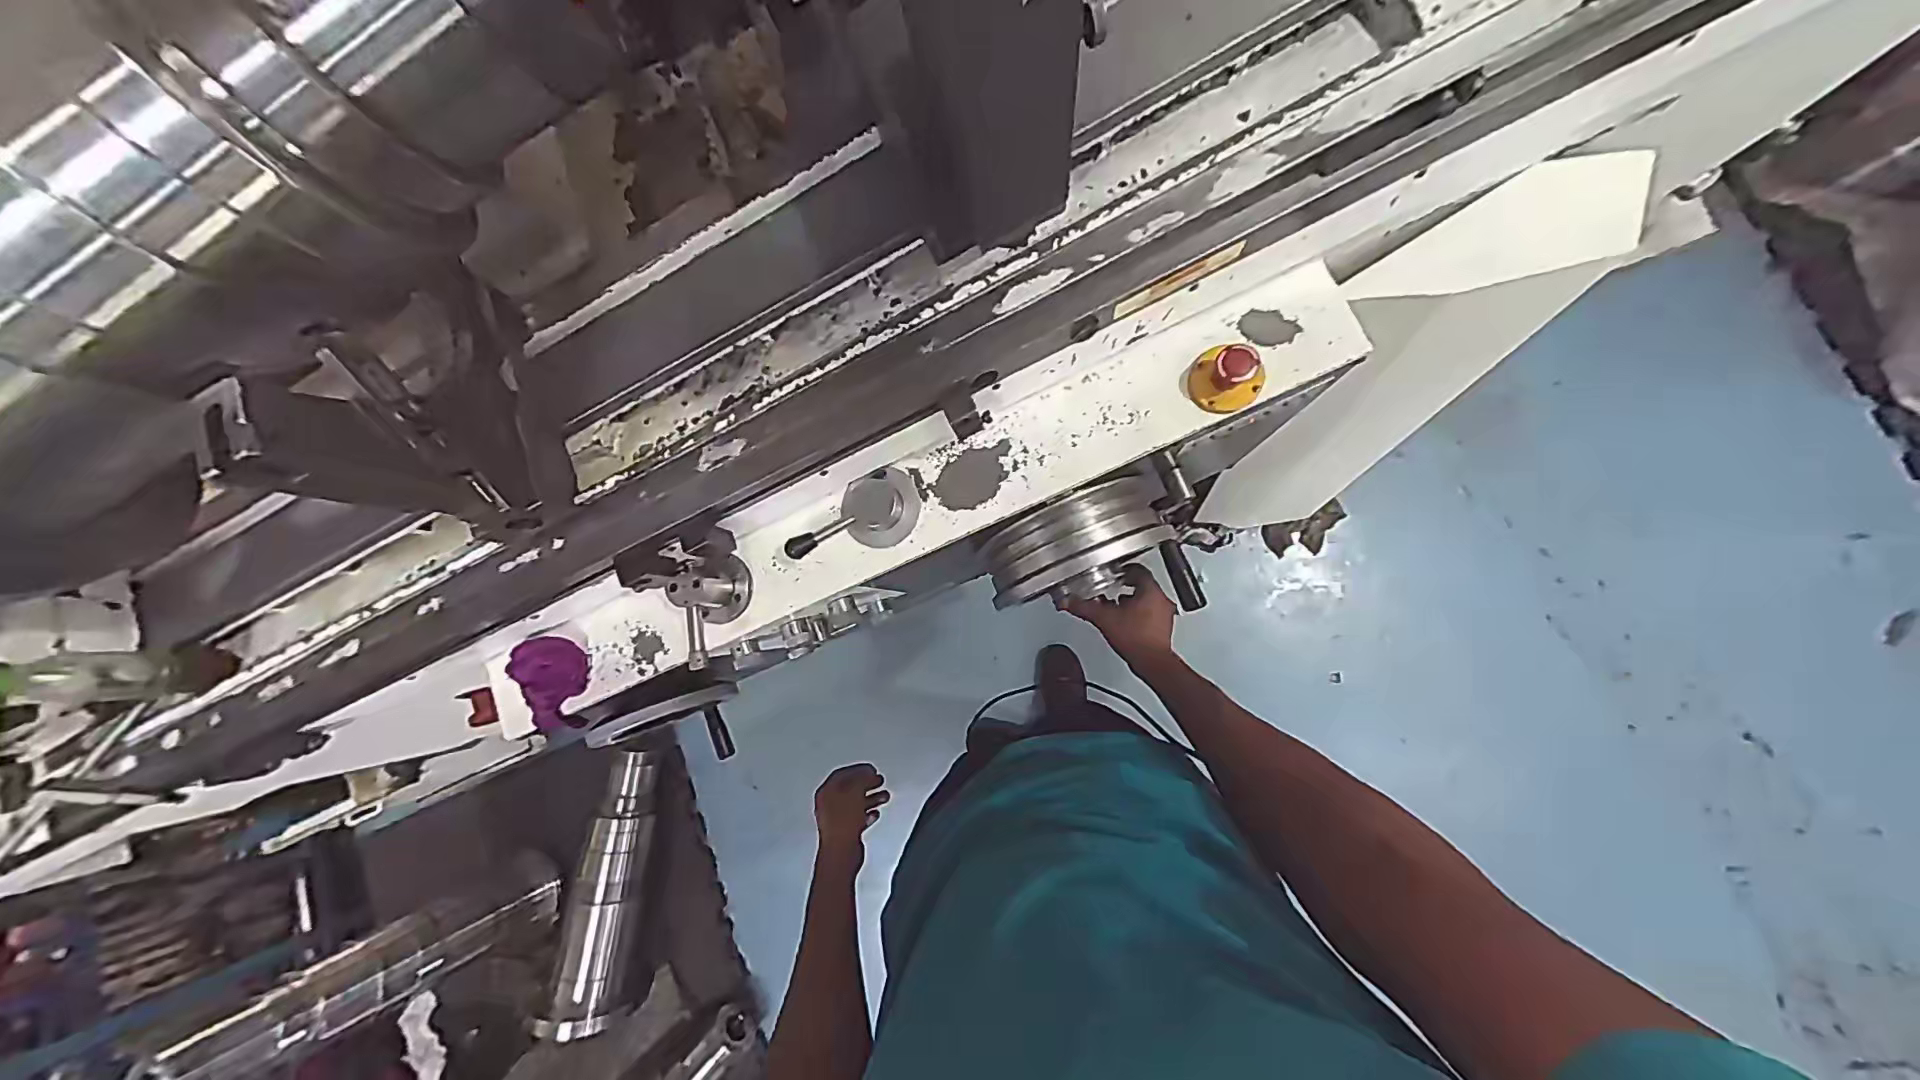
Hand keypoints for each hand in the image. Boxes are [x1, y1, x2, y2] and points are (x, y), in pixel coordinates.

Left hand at [813, 764, 888, 869]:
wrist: (842, 852)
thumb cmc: (843, 824)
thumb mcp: (856, 791)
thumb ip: (862, 778)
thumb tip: (867, 773)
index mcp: (826, 792)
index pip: (843, 773)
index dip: (858, 769)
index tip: (870, 769)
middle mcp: (828, 804)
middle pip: (850, 788)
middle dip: (866, 783)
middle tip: (878, 779)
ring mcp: (836, 819)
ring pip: (856, 803)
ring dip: (870, 798)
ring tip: (883, 796)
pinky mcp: (844, 832)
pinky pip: (858, 818)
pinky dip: (868, 813)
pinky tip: (874, 813)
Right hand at [1061, 563, 1176, 664]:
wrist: (1151, 662)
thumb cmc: (1136, 639)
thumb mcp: (1103, 618)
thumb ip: (1084, 607)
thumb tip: (1069, 602)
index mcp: (1150, 592)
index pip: (1139, 571)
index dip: (1125, 570)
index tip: (1117, 572)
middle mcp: (1161, 601)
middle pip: (1144, 585)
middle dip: (1127, 587)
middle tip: (1114, 588)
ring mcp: (1164, 615)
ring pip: (1148, 600)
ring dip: (1133, 601)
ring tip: (1117, 606)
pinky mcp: (1163, 629)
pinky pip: (1151, 615)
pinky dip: (1139, 615)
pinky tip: (1126, 623)